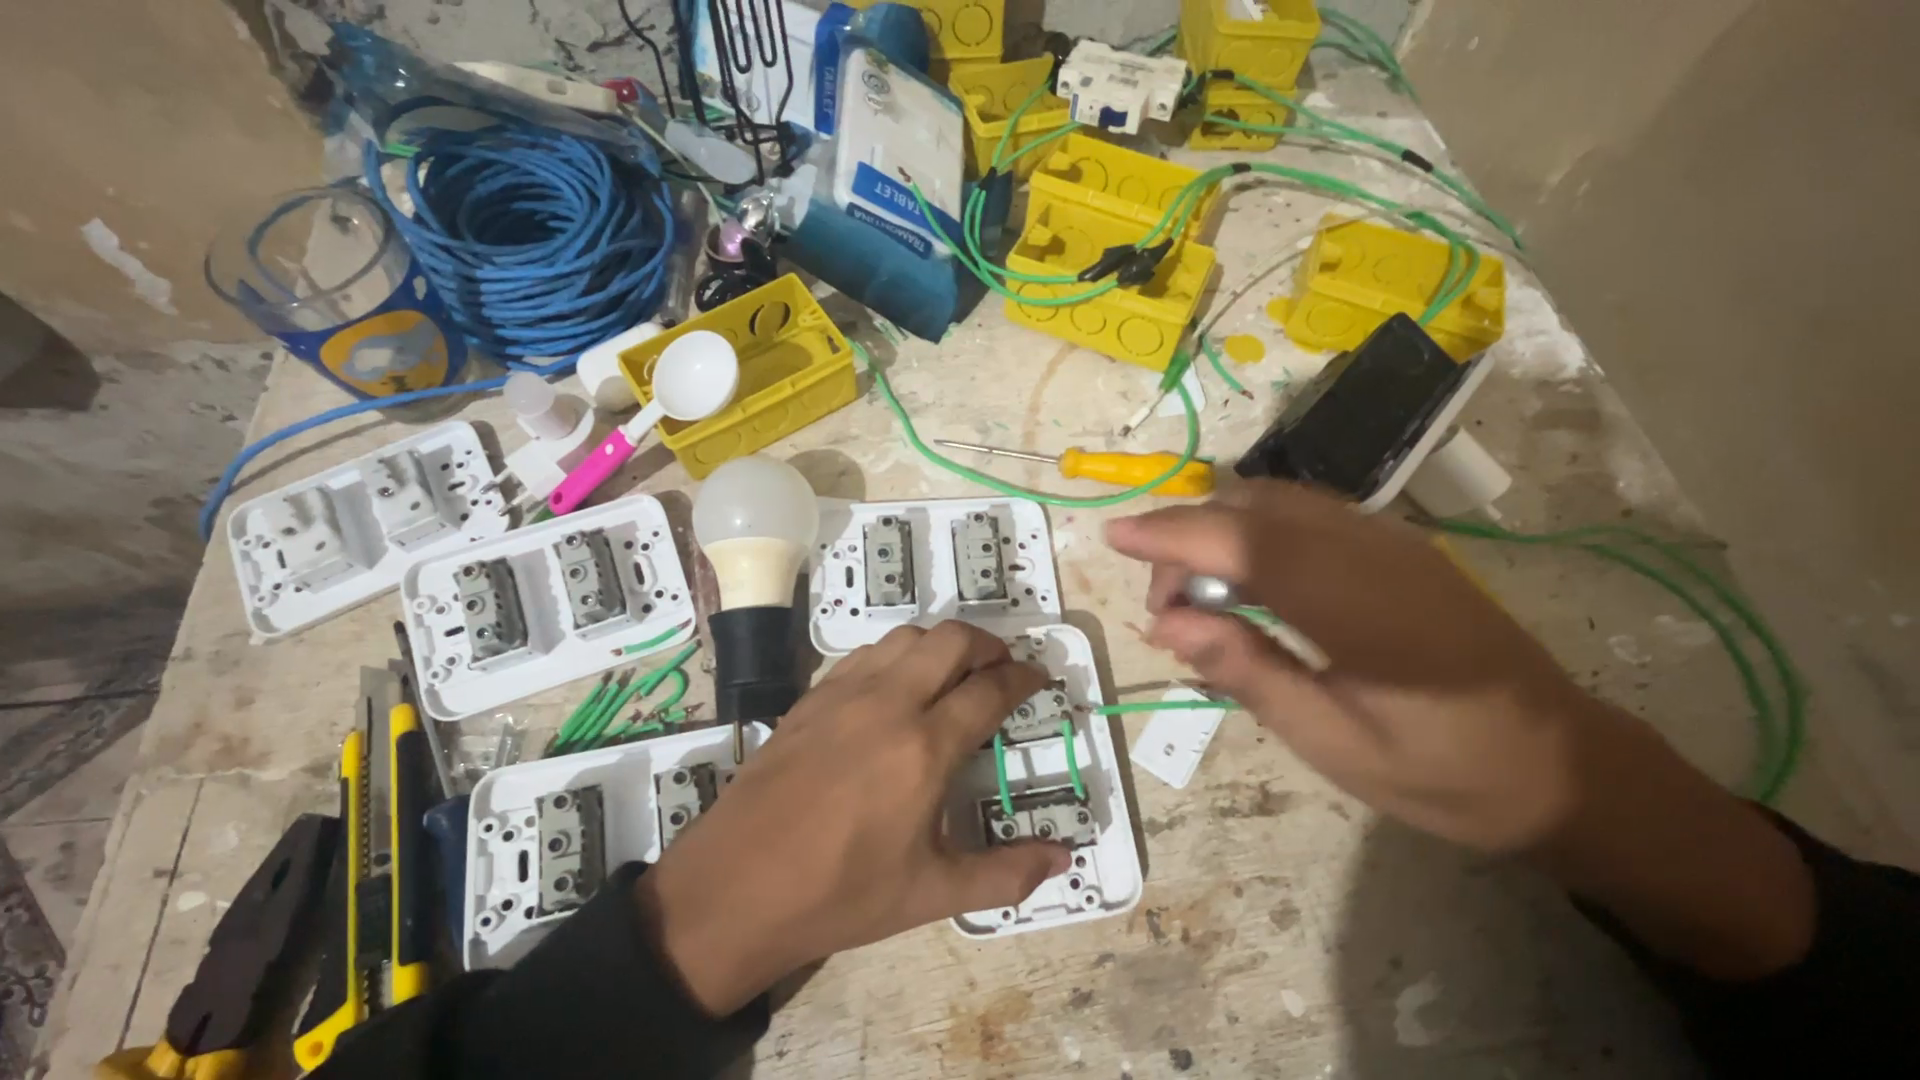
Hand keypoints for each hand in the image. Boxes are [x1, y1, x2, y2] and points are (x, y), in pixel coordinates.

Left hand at [635, 622, 1070, 1014]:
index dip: (1023, 678)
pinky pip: (864, 654)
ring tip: (954, 674)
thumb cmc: (840, 894)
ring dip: (940, 644)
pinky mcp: (809, 699)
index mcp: (924, 747)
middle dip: (987, 645)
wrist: (736, 888)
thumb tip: (1063, 860)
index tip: (1040, 678)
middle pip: (951, 640)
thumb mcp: (930, 895)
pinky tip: (895, 688)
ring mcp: (843, 695)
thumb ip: (1004, 874)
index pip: (989, 689)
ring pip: (905, 636)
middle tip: (1002, 670)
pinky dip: (895, 656)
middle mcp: (887, 704)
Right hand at [1107, 482, 1813, 979]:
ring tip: (1199, 602)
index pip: (1249, 541)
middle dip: (1189, 540)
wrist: (1565, 767)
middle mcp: (1380, 552)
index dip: (1174, 533)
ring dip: (1221, 533)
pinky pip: (1307, 515)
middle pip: (1256, 507)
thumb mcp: (1335, 744)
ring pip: (1280, 501)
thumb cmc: (1446, 773)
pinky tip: (1248, 584)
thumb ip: (1248, 672)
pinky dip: (1256, 532)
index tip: (1112, 536)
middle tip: (1167, 615)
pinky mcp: (1400, 547)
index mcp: (1365, 607)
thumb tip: (1167, 625)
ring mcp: (1395, 541)